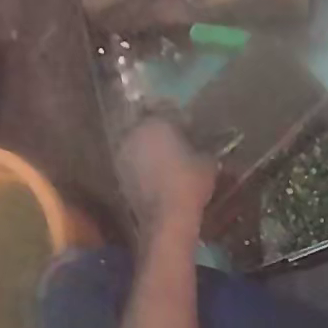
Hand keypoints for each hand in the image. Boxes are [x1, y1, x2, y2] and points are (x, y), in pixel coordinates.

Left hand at [115, 115, 217, 244]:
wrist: (166, 218)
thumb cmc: (189, 184)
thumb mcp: (208, 164)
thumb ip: (204, 149)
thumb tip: (204, 147)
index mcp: (155, 122)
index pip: (169, 110)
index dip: (183, 118)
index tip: (194, 125)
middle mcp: (133, 132)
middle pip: (149, 125)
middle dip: (164, 131)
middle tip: (181, 141)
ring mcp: (122, 154)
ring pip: (139, 144)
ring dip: (153, 149)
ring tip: (170, 159)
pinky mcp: (120, 175)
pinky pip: (135, 163)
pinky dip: (146, 166)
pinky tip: (160, 175)